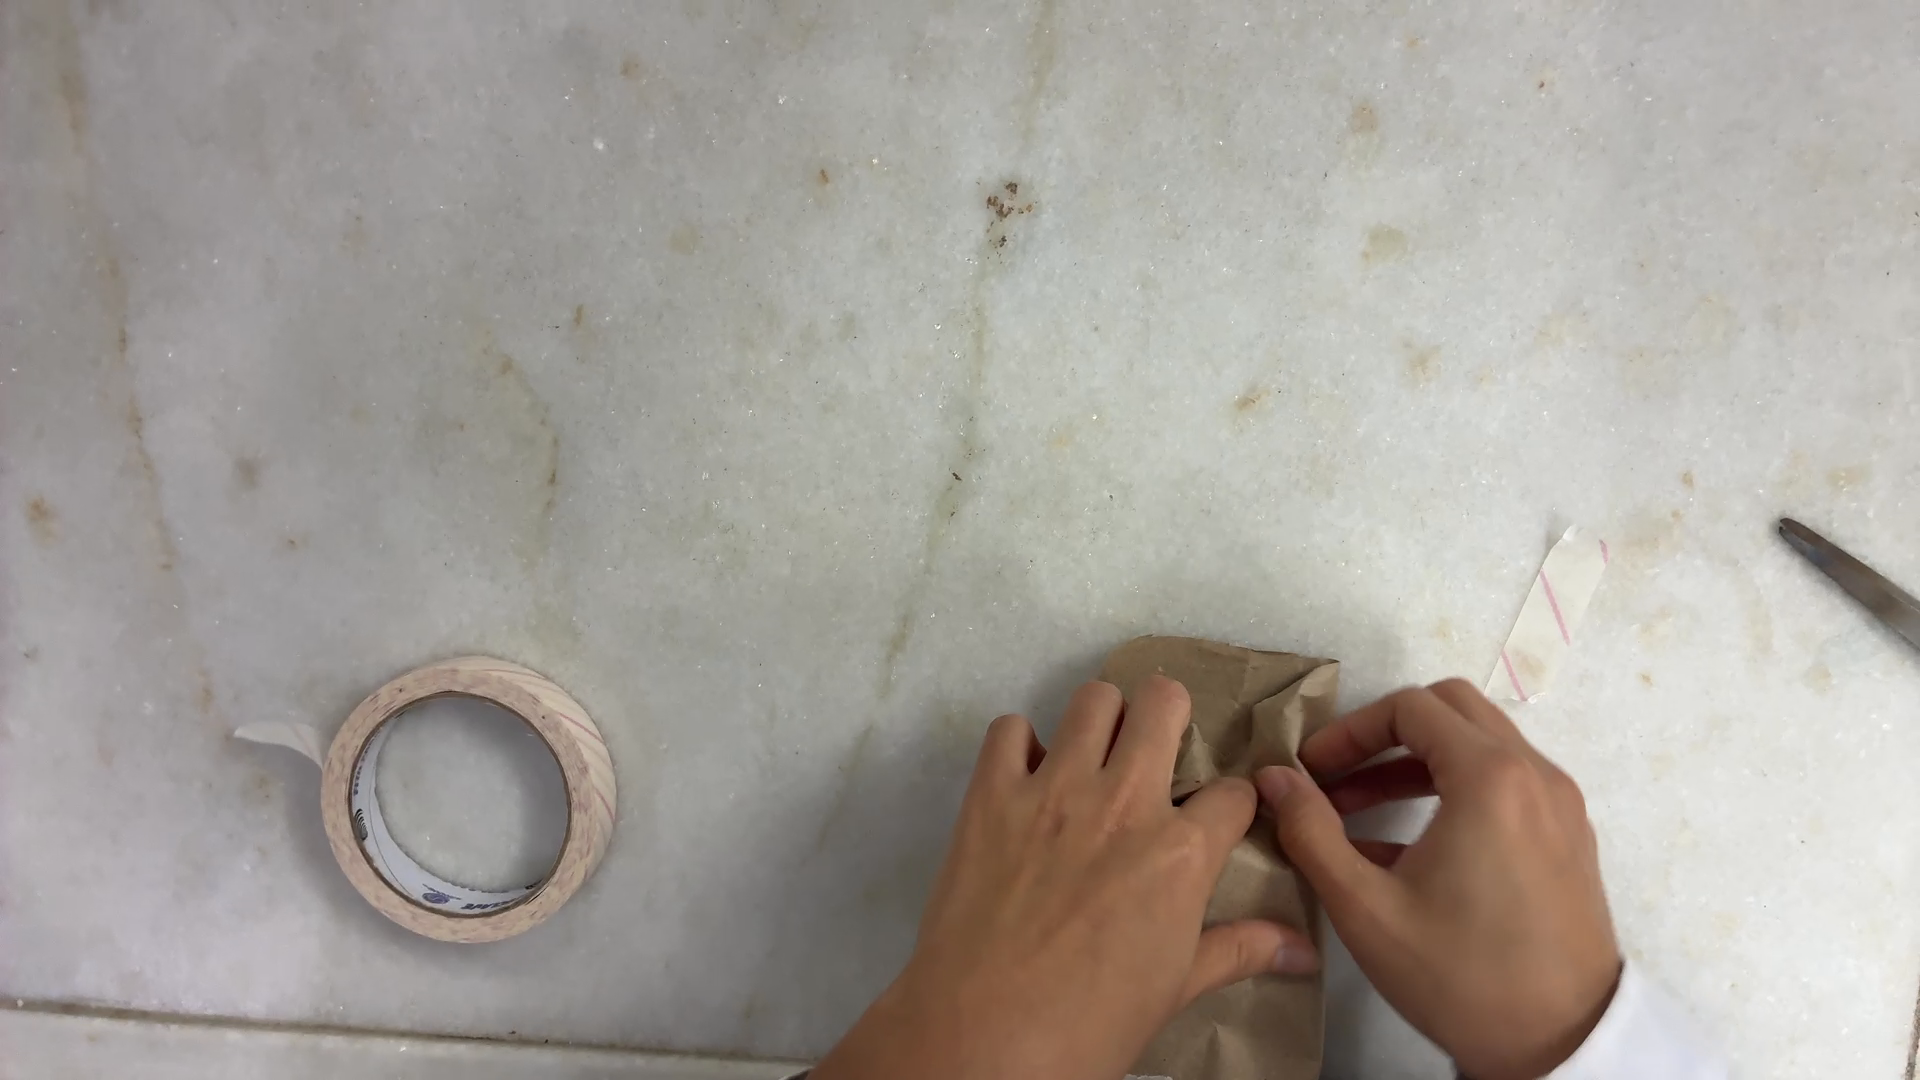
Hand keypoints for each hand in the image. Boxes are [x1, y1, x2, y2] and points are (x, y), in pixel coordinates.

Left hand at [814, 677, 1318, 1079]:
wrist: (984, 1034)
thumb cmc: (1092, 1022)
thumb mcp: (1175, 988)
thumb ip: (1238, 951)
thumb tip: (1303, 949)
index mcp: (1179, 852)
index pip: (1233, 793)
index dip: (1233, 801)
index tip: (1219, 810)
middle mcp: (1123, 800)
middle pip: (1162, 704)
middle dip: (1169, 710)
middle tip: (1155, 739)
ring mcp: (1054, 788)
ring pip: (1092, 699)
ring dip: (1100, 717)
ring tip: (1093, 751)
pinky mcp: (993, 789)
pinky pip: (1009, 728)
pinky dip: (1019, 742)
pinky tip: (1024, 773)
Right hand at [1256, 679, 1620, 1079]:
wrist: (1568, 1055)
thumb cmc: (1460, 975)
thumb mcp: (1363, 905)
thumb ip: (1308, 829)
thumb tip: (1272, 776)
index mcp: (1491, 779)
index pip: (1409, 707)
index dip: (1349, 729)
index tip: (1313, 768)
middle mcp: (1534, 776)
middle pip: (1448, 708)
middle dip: (1382, 731)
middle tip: (1338, 772)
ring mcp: (1558, 806)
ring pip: (1476, 741)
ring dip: (1411, 759)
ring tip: (1357, 806)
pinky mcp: (1565, 837)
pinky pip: (1500, 781)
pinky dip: (1447, 786)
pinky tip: (1400, 842)